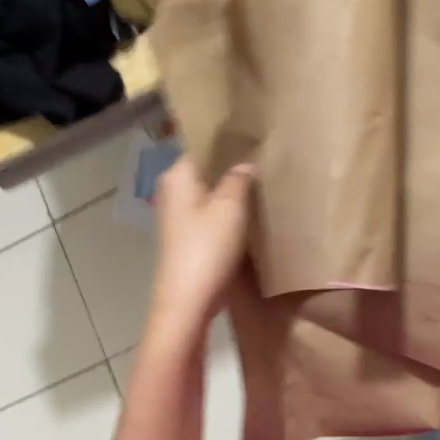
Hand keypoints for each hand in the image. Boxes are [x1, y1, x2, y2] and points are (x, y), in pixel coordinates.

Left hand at [148, 157, 254, 336]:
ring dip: (232, 191)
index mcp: (177, 176)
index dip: (228, 140)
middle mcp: (172, 192)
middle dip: (233, 165)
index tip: (255, 135)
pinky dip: (228, 213)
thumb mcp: (229, 207)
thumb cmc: (206, 250)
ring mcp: (178, 217)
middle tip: (267, 157)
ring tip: (264, 181)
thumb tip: (245, 163)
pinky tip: (250, 213)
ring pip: (210, 194)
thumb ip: (238, 178)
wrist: (187, 304)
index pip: (202, 144)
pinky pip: (211, 216)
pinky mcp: (187, 240)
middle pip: (206, 170)